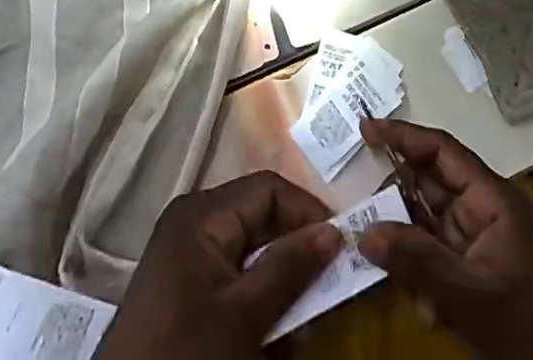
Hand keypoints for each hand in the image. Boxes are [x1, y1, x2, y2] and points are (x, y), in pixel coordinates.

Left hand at [94, 172, 340, 359]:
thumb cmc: (186, 350)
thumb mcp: (244, 313)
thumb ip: (289, 268)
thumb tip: (333, 232)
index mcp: (203, 213)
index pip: (268, 189)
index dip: (308, 212)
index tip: (345, 247)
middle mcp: (195, 221)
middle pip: (261, 218)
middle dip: (298, 250)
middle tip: (335, 285)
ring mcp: (190, 252)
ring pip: (253, 251)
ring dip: (283, 281)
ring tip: (305, 317)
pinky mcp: (190, 284)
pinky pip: (237, 276)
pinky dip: (262, 298)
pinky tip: (277, 332)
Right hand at [358, 118, 532, 359]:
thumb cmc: (529, 326)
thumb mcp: (473, 295)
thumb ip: (419, 263)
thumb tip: (364, 233)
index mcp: (490, 198)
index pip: (441, 151)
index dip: (403, 135)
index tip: (365, 129)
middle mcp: (479, 207)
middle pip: (425, 179)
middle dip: (389, 186)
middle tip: (350, 187)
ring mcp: (471, 235)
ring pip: (420, 213)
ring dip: (396, 228)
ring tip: (367, 238)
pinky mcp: (464, 263)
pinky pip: (425, 245)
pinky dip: (408, 258)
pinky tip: (401, 284)